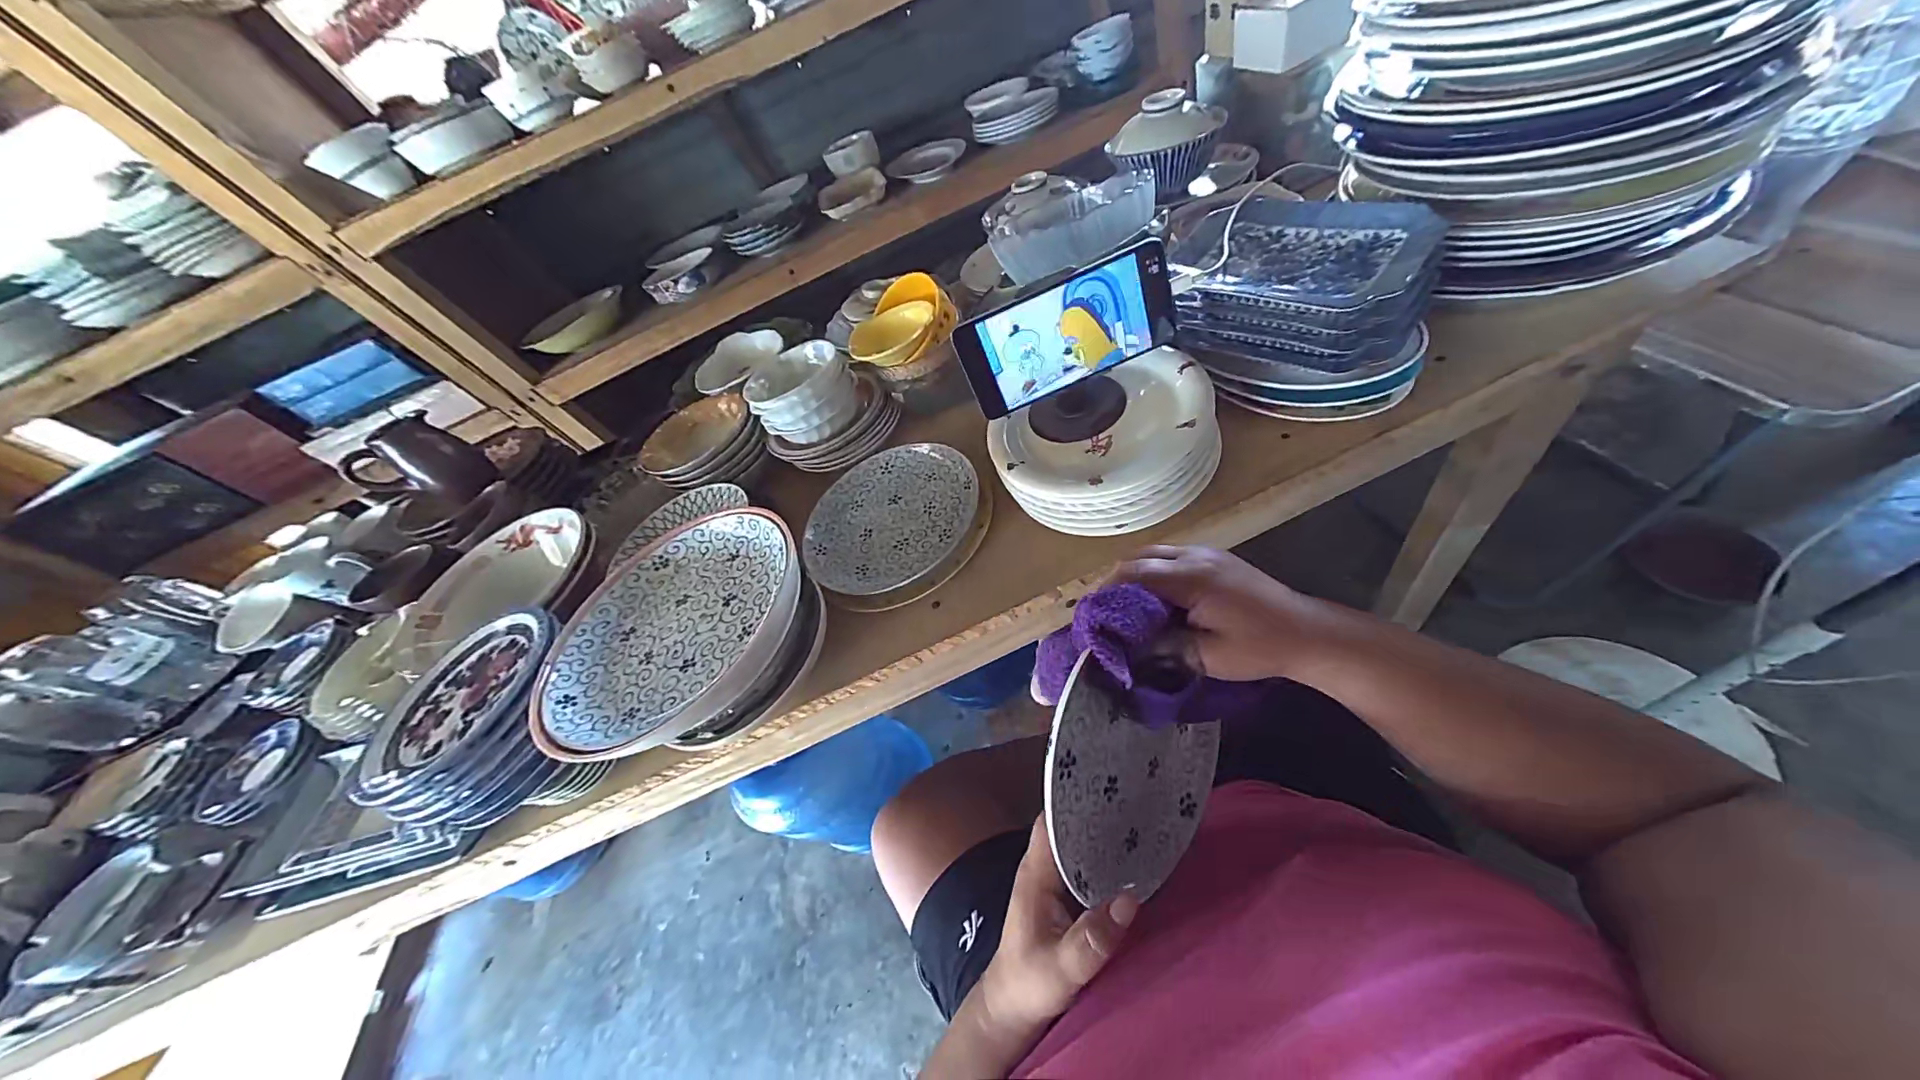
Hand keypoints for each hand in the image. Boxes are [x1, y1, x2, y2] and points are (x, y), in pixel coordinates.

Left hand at [976, 818, 1137, 1029]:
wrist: (1012, 1008)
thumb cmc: (1028, 985)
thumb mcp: (1062, 968)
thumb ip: (1092, 939)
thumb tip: (1130, 900)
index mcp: (1035, 873)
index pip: (1051, 820)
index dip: (1073, 800)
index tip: (1107, 788)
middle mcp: (1045, 869)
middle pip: (1070, 827)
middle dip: (1099, 813)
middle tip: (1140, 800)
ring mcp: (1057, 882)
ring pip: (1082, 846)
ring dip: (1108, 836)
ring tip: (1147, 820)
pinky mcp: (1070, 898)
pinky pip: (1092, 868)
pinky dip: (1111, 861)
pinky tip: (1140, 858)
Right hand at [1112, 545, 1334, 682]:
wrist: (1308, 633)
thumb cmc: (1260, 647)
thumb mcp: (1207, 657)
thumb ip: (1164, 646)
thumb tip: (1129, 645)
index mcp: (1191, 578)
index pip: (1134, 573)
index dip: (1108, 590)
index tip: (1093, 611)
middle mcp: (1195, 557)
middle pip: (1140, 556)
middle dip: (1117, 579)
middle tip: (1106, 608)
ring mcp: (1209, 554)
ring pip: (1157, 553)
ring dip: (1136, 573)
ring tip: (1126, 603)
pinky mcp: (1218, 560)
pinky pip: (1174, 556)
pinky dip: (1156, 571)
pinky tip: (1157, 596)